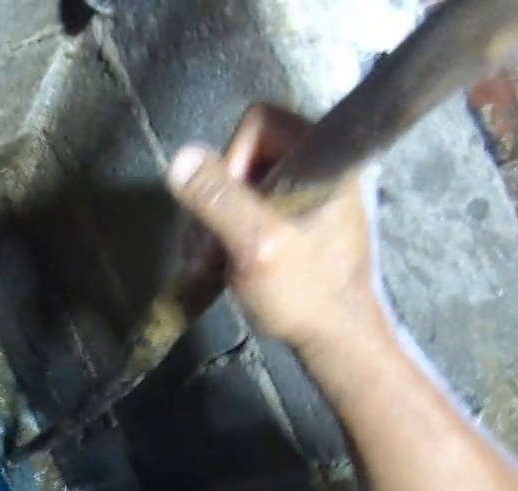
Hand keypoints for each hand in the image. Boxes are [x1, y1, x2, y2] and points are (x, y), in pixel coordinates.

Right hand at [165, 103, 386, 356]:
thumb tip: (179, 159)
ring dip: (215, 224)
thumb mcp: (256, 246)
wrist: (338, 340)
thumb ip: (219, 200)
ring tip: (212, 264)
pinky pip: (250, 210)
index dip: (228, 164)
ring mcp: (310, 192)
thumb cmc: (306, 294)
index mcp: (325, 153)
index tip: (226, 214)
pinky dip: (229, 235)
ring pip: (240, 186)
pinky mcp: (301, 220)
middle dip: (216, 202)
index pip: (258, 122)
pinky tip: (225, 266)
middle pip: (243, 155)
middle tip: (208, 250)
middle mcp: (321, 162)